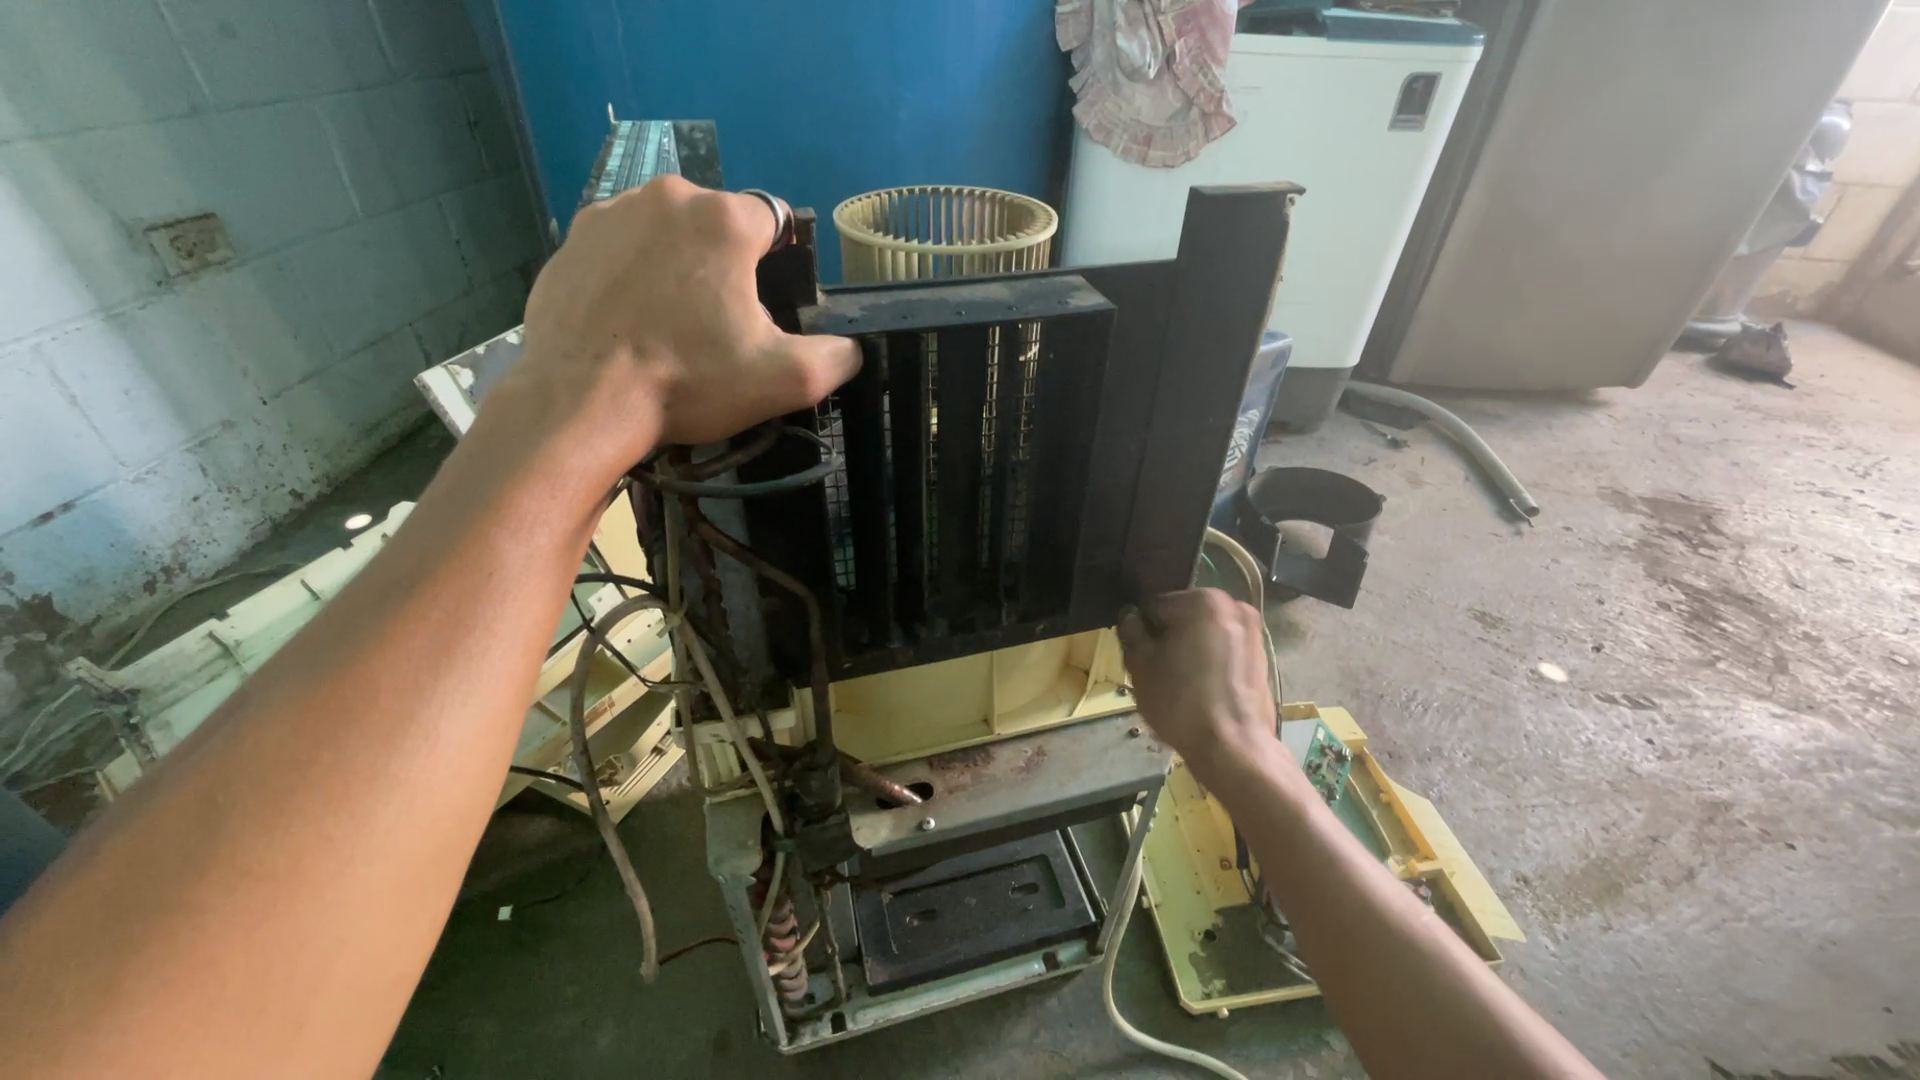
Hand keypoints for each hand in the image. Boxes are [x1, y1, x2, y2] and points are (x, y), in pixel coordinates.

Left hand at [485, 175, 860, 479]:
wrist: (580, 402)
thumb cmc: (688, 380)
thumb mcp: (786, 380)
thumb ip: (837, 357)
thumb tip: (850, 348)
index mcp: (723, 218)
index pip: (774, 221)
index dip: (778, 266)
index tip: (763, 309)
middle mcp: (666, 196)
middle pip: (717, 225)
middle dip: (725, 266)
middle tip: (716, 327)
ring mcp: (609, 214)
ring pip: (667, 234)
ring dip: (678, 267)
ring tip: (669, 326)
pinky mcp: (569, 242)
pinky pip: (620, 251)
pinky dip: (632, 277)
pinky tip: (629, 323)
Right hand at [1118, 588, 1280, 784]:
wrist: (1233, 747)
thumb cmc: (1181, 702)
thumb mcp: (1141, 665)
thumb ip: (1131, 632)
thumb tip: (1130, 615)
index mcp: (1203, 601)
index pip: (1156, 607)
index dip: (1143, 633)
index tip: (1141, 659)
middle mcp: (1234, 607)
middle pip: (1183, 619)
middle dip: (1168, 641)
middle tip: (1158, 674)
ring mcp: (1253, 633)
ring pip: (1205, 636)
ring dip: (1189, 652)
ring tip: (1181, 686)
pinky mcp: (1263, 658)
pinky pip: (1224, 652)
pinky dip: (1211, 664)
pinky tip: (1203, 691)